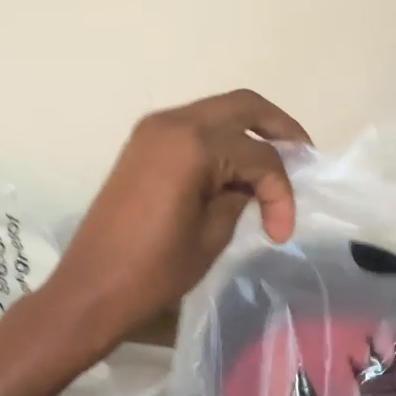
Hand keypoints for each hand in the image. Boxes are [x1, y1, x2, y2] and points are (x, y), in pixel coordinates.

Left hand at [43, 89, 311, 350]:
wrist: (91, 289)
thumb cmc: (154, 271)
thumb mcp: (211, 236)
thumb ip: (239, 199)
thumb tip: (250, 186)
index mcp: (193, 144)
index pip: (258, 156)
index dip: (280, 193)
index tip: (281, 233)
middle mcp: (172, 123)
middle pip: (242, 107)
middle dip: (278, 130)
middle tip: (303, 157)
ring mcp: (151, 131)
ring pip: (215, 113)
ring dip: (247, 134)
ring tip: (270, 170)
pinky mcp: (140, 147)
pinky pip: (191, 129)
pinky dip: (218, 143)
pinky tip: (235, 171)